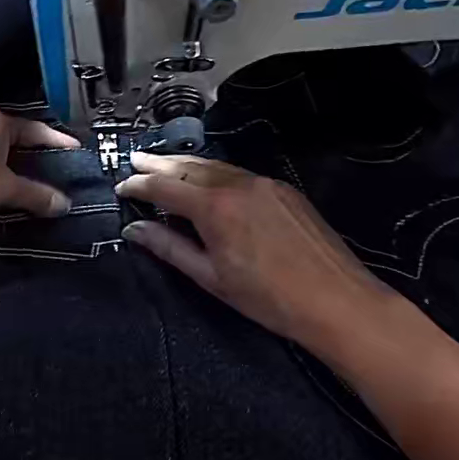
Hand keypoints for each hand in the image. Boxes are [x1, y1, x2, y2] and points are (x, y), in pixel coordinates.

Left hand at [0, 107, 79, 223]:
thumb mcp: (5, 190)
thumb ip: (37, 195)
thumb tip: (63, 204)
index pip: (38, 130)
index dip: (58, 143)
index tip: (75, 152)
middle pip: (15, 136)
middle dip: (34, 154)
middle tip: (53, 169)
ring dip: (9, 163)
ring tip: (25, 181)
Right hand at [115, 153, 397, 344]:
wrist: (336, 299)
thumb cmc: (268, 298)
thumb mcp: (211, 278)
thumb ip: (170, 248)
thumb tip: (134, 230)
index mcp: (215, 207)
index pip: (165, 187)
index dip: (140, 185)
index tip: (122, 186)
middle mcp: (238, 184)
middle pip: (189, 167)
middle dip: (159, 165)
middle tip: (136, 160)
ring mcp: (264, 182)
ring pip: (216, 166)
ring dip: (187, 165)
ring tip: (165, 165)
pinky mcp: (283, 188)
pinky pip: (240, 173)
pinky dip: (216, 173)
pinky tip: (209, 181)